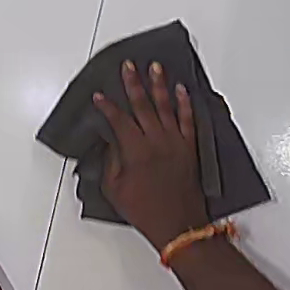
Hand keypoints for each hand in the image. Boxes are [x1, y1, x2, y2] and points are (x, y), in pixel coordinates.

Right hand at [93, 60, 210, 251]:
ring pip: (166, 106)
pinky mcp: (189, 147)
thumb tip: (111, 143)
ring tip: (155, 67)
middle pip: (142, 105)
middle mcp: (156, 141)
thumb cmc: (143, 209)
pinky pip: (187, 119)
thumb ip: (111, 161)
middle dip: (133, 84)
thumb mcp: (115, 188)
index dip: (108, 106)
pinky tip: (180, 89)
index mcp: (135, 150)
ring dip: (159, 85)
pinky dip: (184, 103)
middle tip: (129, 66)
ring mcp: (175, 142)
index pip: (118, 120)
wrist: (177, 224)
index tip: (100, 95)